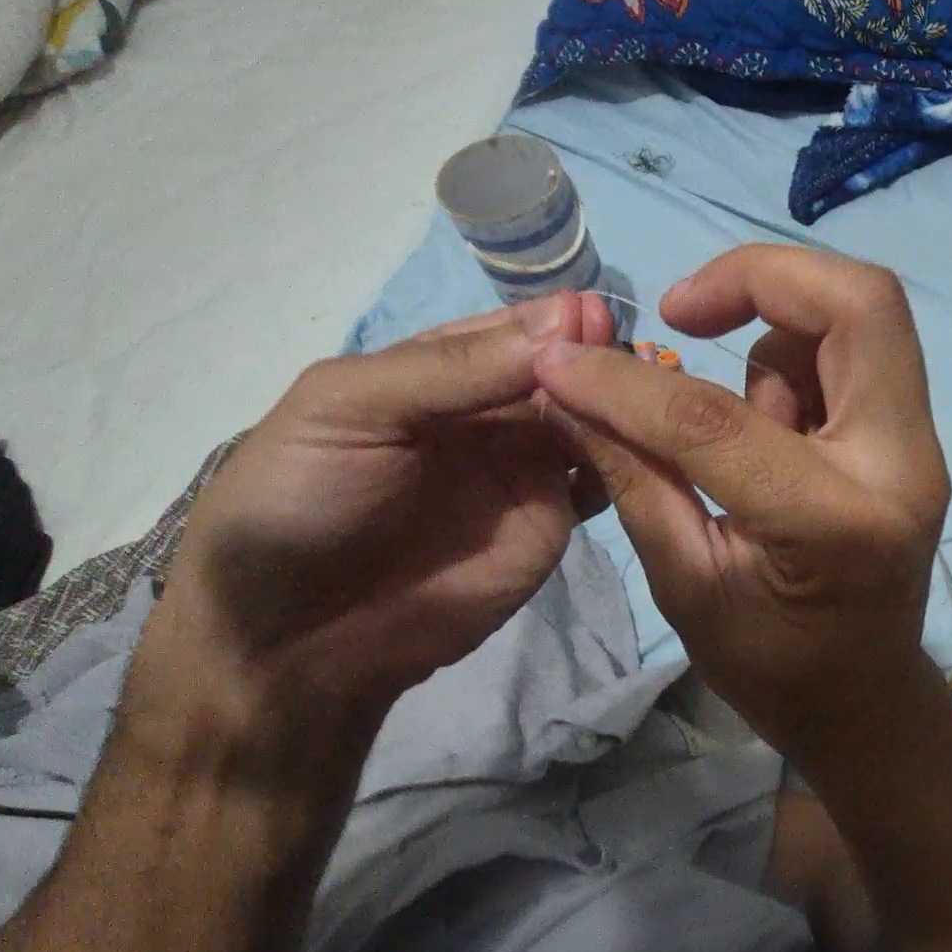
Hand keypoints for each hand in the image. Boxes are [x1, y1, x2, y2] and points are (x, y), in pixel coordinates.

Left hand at [131, 293, 615, 737]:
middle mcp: (491, 415)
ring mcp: (527, 469)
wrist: (300, 637)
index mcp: (437, 374)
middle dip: (597, 362)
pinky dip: (627, 463)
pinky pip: (601, 482)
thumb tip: (566, 321)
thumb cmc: (301, 501)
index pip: (510, 334)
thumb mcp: (350, 408)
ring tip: (651, 401)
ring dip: (620, 409)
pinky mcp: (553, 522)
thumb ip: (453, 369)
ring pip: (590, 425)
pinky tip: (646, 452)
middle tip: (636, 358)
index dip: (553, 323)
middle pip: (561, 376)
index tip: (598, 313)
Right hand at [534, 246, 949, 764]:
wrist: (864, 699)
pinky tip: (778, 430)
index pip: (720, 422)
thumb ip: (633, 476)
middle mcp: (900, 465)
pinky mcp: (914, 440)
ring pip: (864, 317)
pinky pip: (858, 353)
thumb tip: (567, 385)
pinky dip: (799, 363)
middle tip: (685, 308)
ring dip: (779, 332)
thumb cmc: (772, 665)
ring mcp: (919, 448)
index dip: (627, 384)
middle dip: (761, 277)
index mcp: (835, 524)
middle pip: (861, 303)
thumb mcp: (686, 583)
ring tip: (746, 417)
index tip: (562, 360)